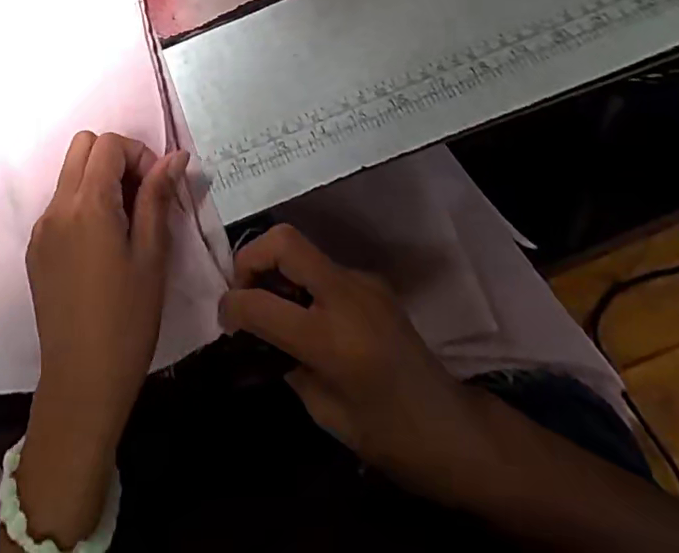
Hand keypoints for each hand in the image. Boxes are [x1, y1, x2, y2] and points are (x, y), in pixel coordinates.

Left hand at [5, 132, 186, 551]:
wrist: (82, 378)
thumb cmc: (128, 317)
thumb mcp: (152, 254)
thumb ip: (158, 197)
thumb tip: (174, 156)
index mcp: (87, 205)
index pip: (108, 145)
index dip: (139, 154)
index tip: (158, 187)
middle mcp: (56, 208)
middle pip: (82, 148)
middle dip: (117, 158)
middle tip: (143, 196)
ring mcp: (41, 229)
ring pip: (69, 175)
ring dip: (100, 180)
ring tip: (128, 222)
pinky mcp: (36, 251)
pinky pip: (60, 206)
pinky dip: (85, 205)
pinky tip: (104, 245)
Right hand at [218, 224, 492, 502]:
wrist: (453, 430)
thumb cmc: (387, 437)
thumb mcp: (322, 410)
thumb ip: (284, 363)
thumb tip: (256, 336)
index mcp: (332, 339)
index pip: (260, 303)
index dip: (230, 306)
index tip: (224, 319)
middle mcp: (349, 296)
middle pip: (285, 241)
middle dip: (250, 258)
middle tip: (243, 291)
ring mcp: (365, 283)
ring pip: (304, 250)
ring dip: (278, 270)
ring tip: (272, 307)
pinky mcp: (375, 283)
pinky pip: (325, 270)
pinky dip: (303, 283)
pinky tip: (307, 317)